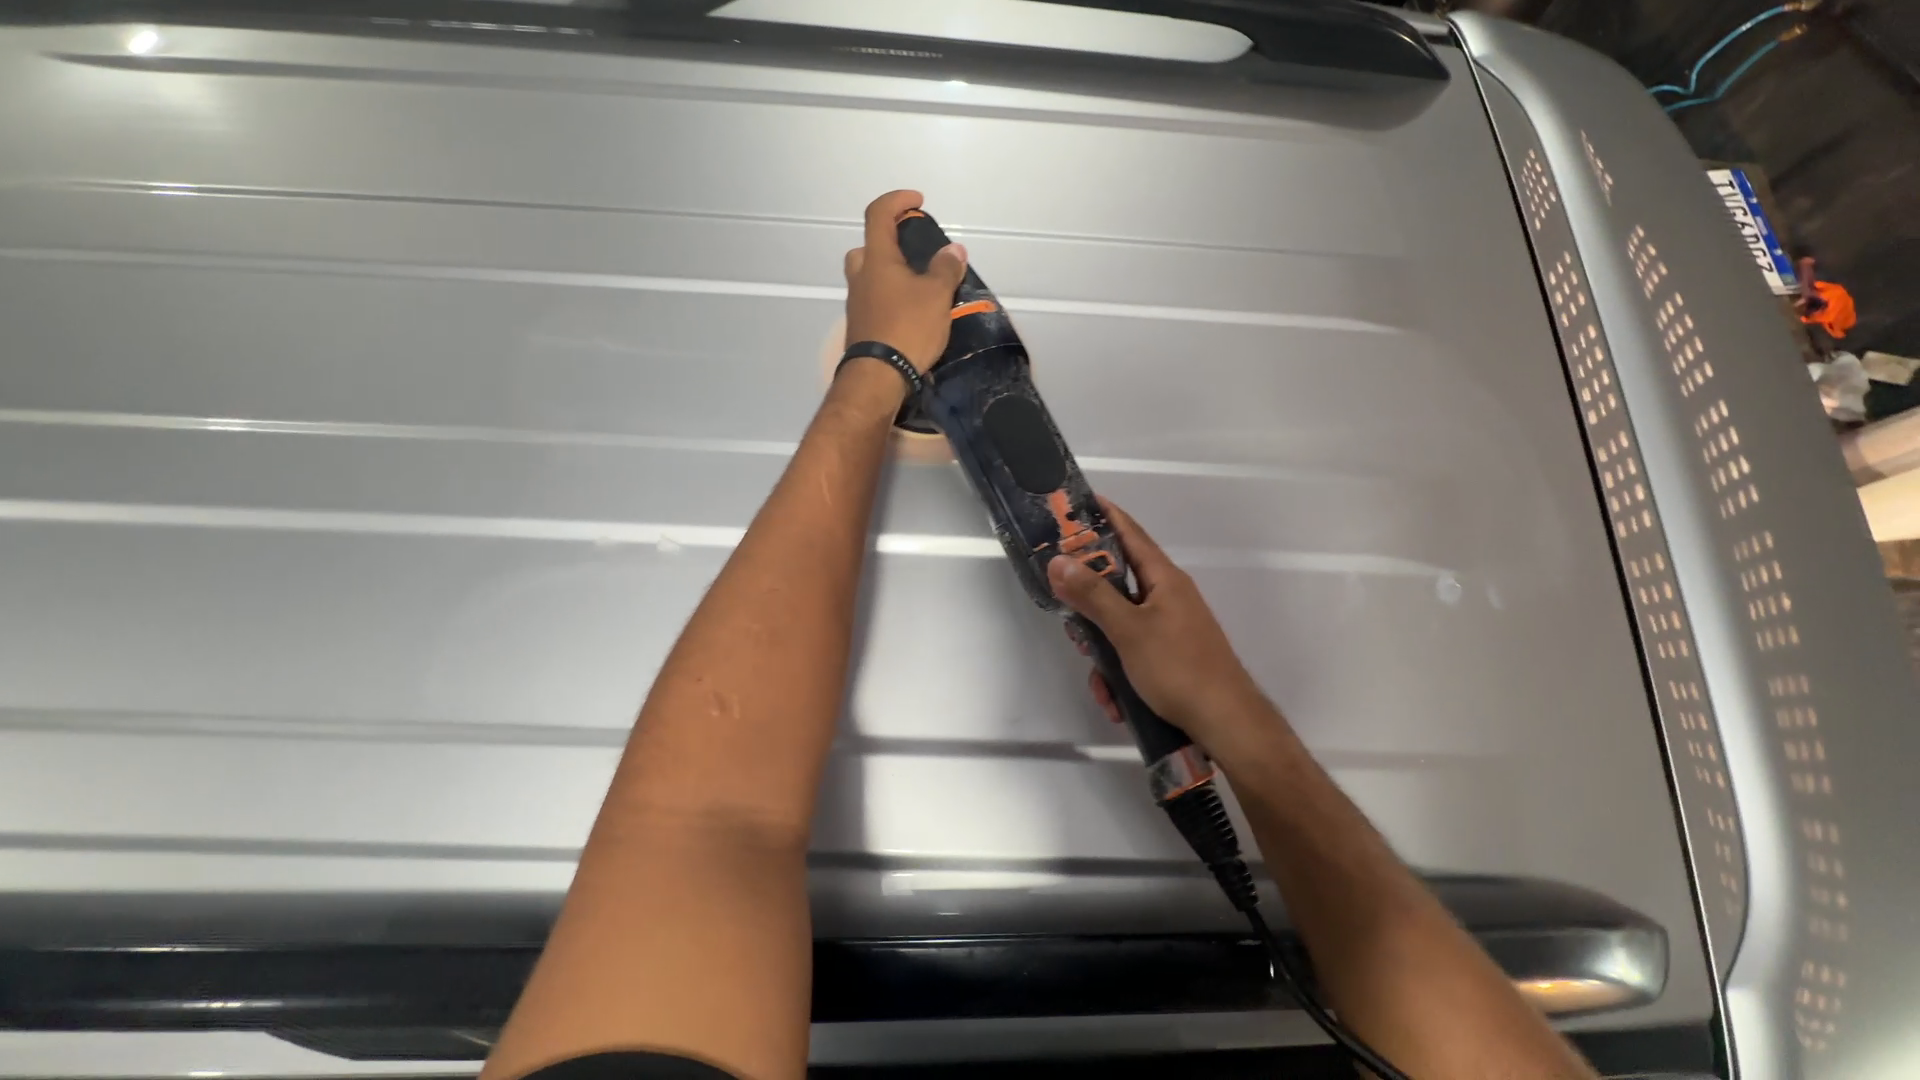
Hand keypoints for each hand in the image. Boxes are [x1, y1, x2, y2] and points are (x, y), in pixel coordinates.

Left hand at [843, 190, 967, 373]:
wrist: (878, 377)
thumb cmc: (907, 328)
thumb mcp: (936, 295)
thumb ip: (946, 269)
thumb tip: (954, 250)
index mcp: (876, 259)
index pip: (879, 214)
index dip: (897, 200)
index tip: (918, 202)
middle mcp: (860, 276)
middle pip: (868, 248)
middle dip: (889, 243)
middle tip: (913, 254)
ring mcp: (857, 303)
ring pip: (869, 277)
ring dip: (889, 274)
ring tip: (918, 287)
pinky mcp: (860, 327)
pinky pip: (874, 301)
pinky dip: (889, 299)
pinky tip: (910, 314)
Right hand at [1048, 498, 1270, 758]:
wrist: (1226, 722)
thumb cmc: (1179, 667)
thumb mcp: (1128, 629)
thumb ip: (1092, 594)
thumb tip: (1059, 561)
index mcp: (1163, 579)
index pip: (1130, 534)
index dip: (1105, 516)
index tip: (1077, 503)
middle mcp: (1167, 598)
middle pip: (1116, 586)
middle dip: (1089, 608)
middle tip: (1069, 620)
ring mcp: (1170, 629)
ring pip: (1119, 628)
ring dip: (1103, 656)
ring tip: (1101, 683)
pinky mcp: (1169, 658)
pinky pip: (1132, 656)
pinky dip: (1120, 677)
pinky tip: (1116, 702)